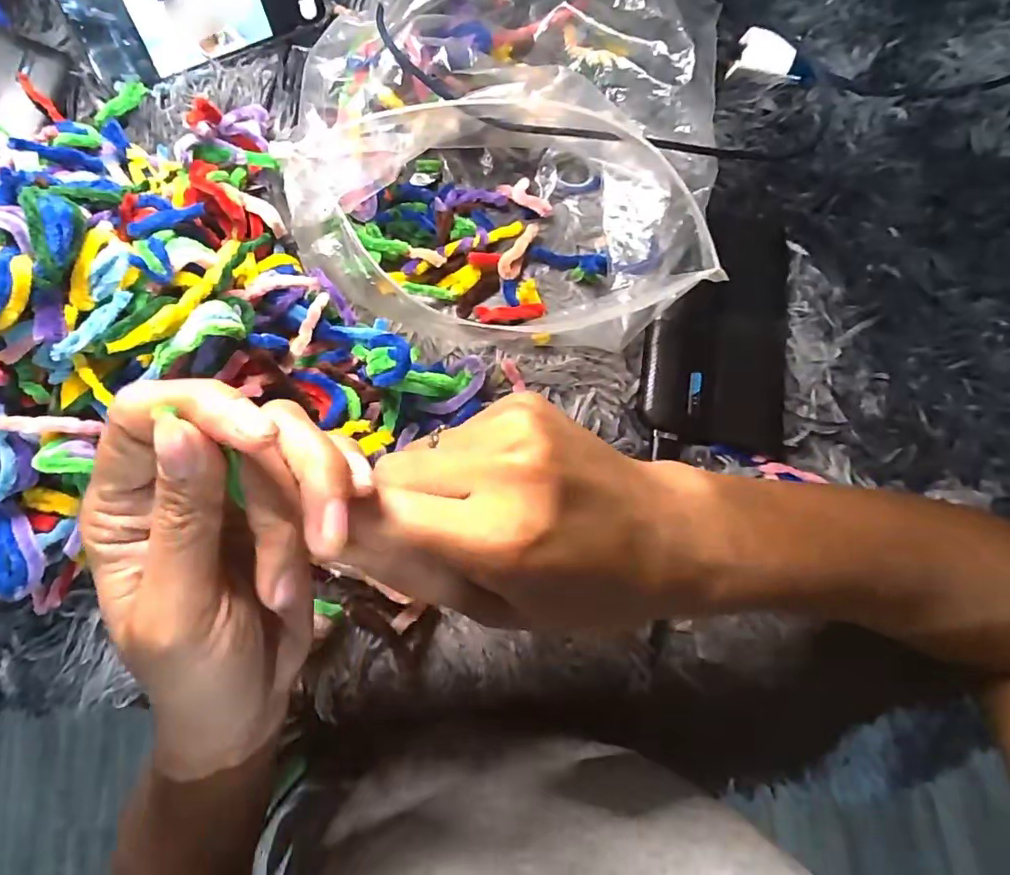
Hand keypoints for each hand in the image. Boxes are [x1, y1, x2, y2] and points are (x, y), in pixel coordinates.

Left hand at [80, 381, 312, 779]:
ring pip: (289, 431)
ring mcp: (236, 477)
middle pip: (235, 412)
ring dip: (319, 491)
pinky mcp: (284, 489)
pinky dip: (344, 484)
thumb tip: (178, 427)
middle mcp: (180, 471)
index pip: (143, 412)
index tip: (261, 439)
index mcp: (126, 497)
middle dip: (289, 467)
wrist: (249, 708)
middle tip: (322, 536)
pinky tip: (355, 515)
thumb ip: (181, 520)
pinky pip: (323, 456)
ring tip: (327, 554)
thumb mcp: (180, 610)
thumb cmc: (192, 673)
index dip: (200, 405)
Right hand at [274, 392, 681, 630]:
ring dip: (426, 478)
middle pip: (393, 471)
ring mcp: (512, 422)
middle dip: (390, 501)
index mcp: (500, 533)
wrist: (665, 528)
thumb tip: (346, 538)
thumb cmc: (590, 592)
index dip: (353, 520)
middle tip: (424, 528)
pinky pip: (454, 433)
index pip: (384, 511)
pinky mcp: (520, 399)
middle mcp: (501, 465)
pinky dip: (457, 459)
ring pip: (422, 449)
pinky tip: (498, 477)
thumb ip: (420, 573)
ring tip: (471, 503)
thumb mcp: (502, 610)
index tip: (344, 533)